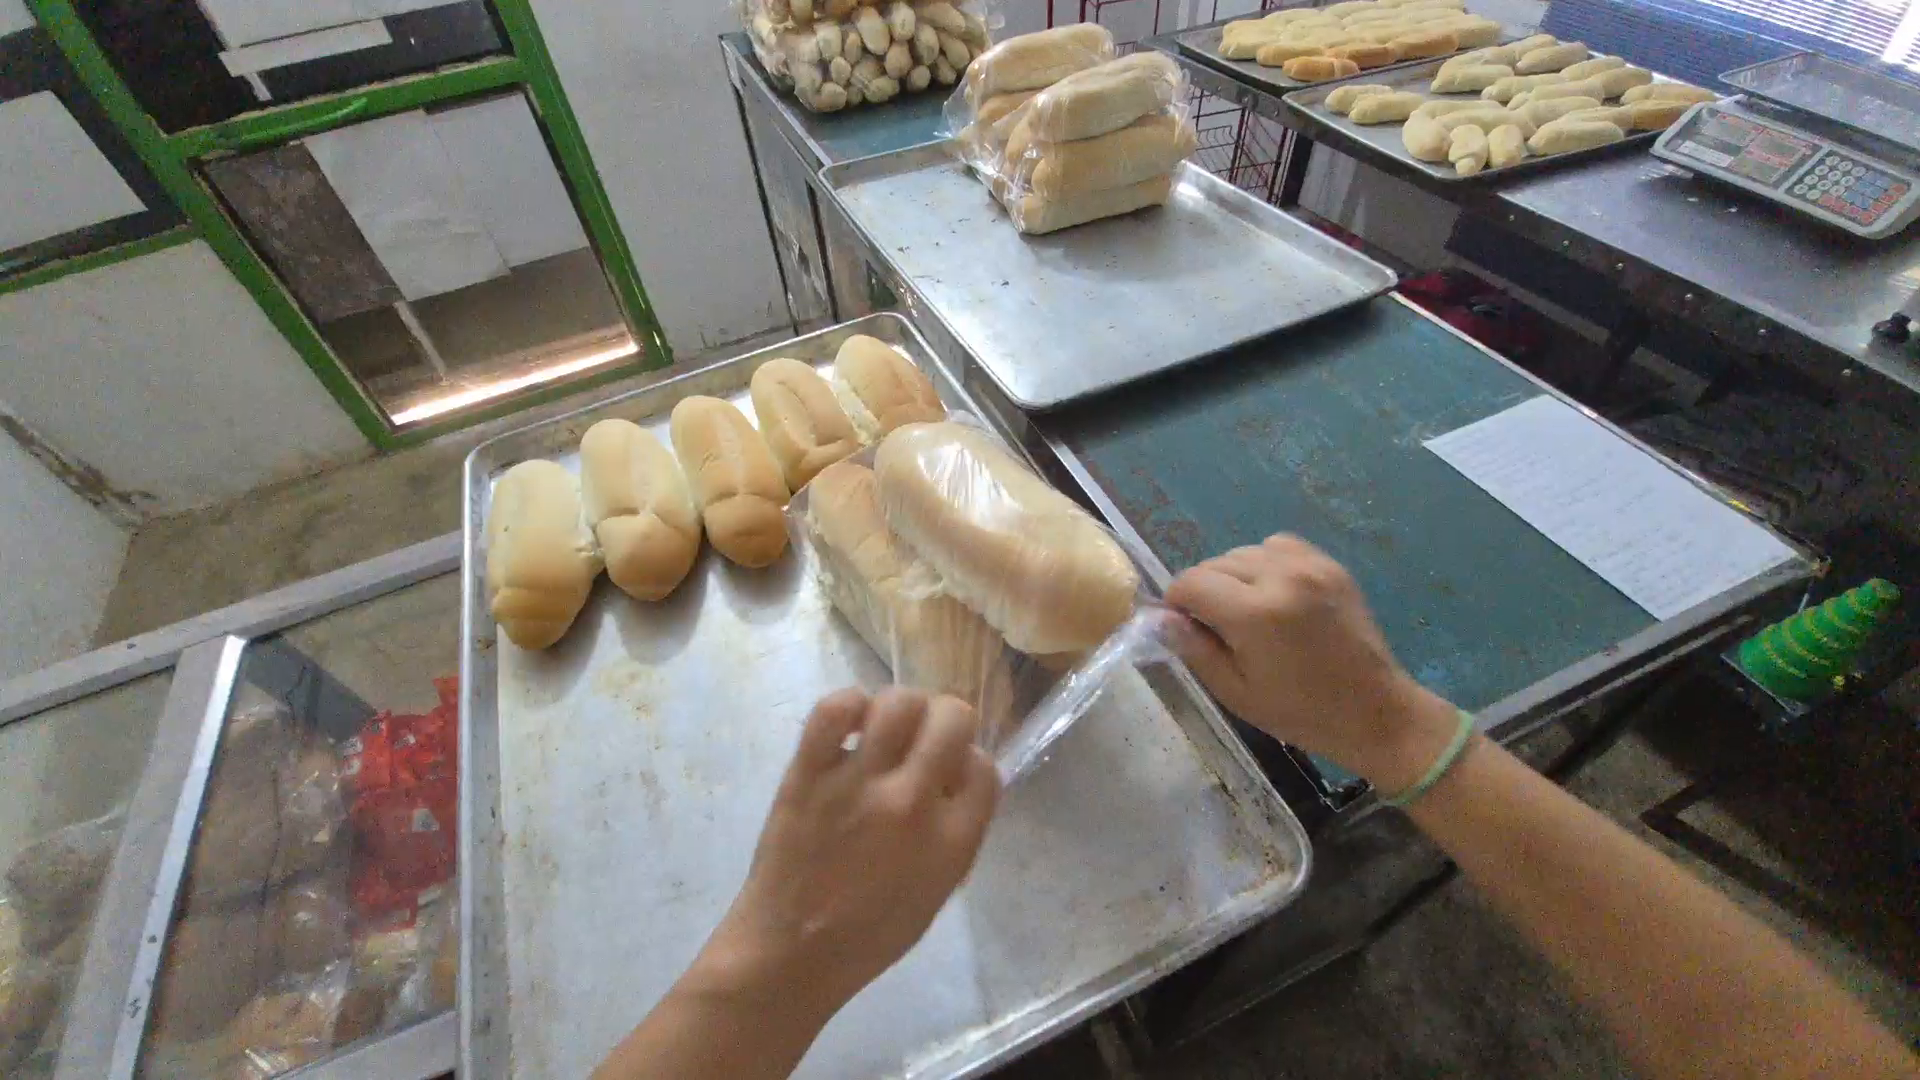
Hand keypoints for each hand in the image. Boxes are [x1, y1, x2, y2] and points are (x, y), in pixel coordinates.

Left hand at [692, 688, 999, 1018]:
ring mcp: (858, 783)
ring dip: (903, 705)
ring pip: (899, 703)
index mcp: (951, 842)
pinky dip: (849, 702)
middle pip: (953, 718)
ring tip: (889, 724)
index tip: (952, 768)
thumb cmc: (869, 933)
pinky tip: (852, 720)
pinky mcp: (810, 772)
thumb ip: (957, 831)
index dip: (971, 760)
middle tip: (928, 733)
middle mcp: (912, 803)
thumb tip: (955, 773)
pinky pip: (834, 709)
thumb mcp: (938, 892)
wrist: (789, 954)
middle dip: (949, 717)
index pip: (985, 767)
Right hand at [1166, 534, 1457, 791]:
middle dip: (1204, 591)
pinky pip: (1276, 546)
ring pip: (1242, 552)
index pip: (1190, 582)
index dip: (1176, 603)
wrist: (1376, 712)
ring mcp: (1309, 566)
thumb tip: (1161, 618)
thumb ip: (1193, 648)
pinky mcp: (1329, 564)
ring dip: (1232, 576)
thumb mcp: (1234, 691)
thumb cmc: (1299, 712)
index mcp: (1255, 614)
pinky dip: (1263, 563)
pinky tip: (1272, 592)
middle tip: (1217, 627)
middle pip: (1213, 564)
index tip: (1184, 626)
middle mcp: (1281, 577)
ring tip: (1246, 610)